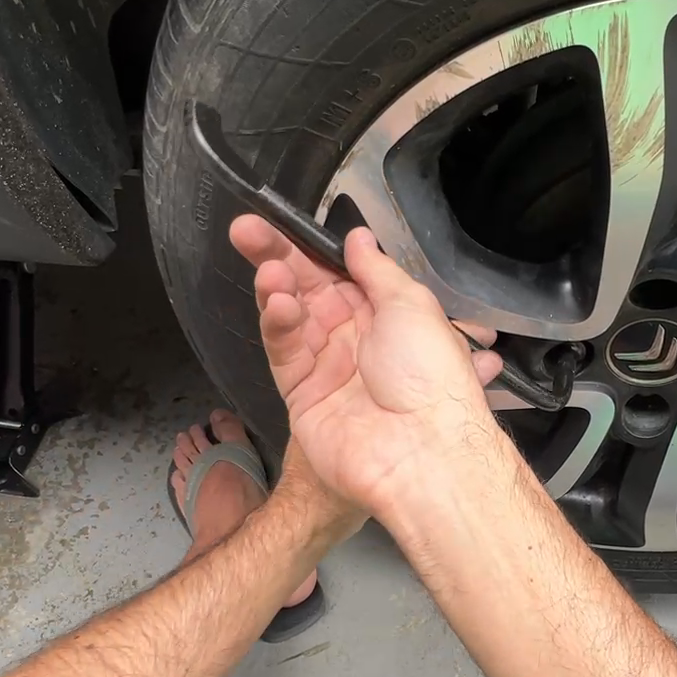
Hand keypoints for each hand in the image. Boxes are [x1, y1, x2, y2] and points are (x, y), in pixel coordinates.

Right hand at [230, 216, 504, 512]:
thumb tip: (358, 240)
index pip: (343, 276)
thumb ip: (378, 272)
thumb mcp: (413, 306)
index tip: (286, 224)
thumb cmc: (430, 375)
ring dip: (277, 289)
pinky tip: (277, 301)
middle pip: (310, 291)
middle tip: (246, 229)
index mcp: (389, 318)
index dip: (315, 251)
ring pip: (292, 318)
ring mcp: (329, 369)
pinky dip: (278, 325)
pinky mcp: (302, 395)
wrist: (423, 451)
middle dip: (280, 259)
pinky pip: (285, 352)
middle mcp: (358, 341)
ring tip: (268, 269)